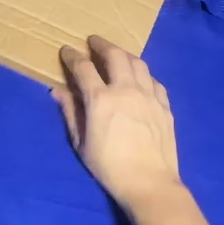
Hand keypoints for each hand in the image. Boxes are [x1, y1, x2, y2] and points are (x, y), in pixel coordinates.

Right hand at [52, 35, 184, 212]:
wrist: (149, 183)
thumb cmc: (109, 167)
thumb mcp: (81, 143)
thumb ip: (71, 113)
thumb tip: (58, 92)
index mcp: (101, 99)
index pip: (84, 68)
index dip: (73, 57)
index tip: (66, 51)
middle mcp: (126, 90)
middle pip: (115, 55)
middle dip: (102, 45)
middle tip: (93, 41)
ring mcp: (149, 96)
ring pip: (138, 63)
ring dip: (124, 54)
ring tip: (117, 54)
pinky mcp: (164, 106)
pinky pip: (154, 80)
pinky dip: (143, 74)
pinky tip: (140, 78)